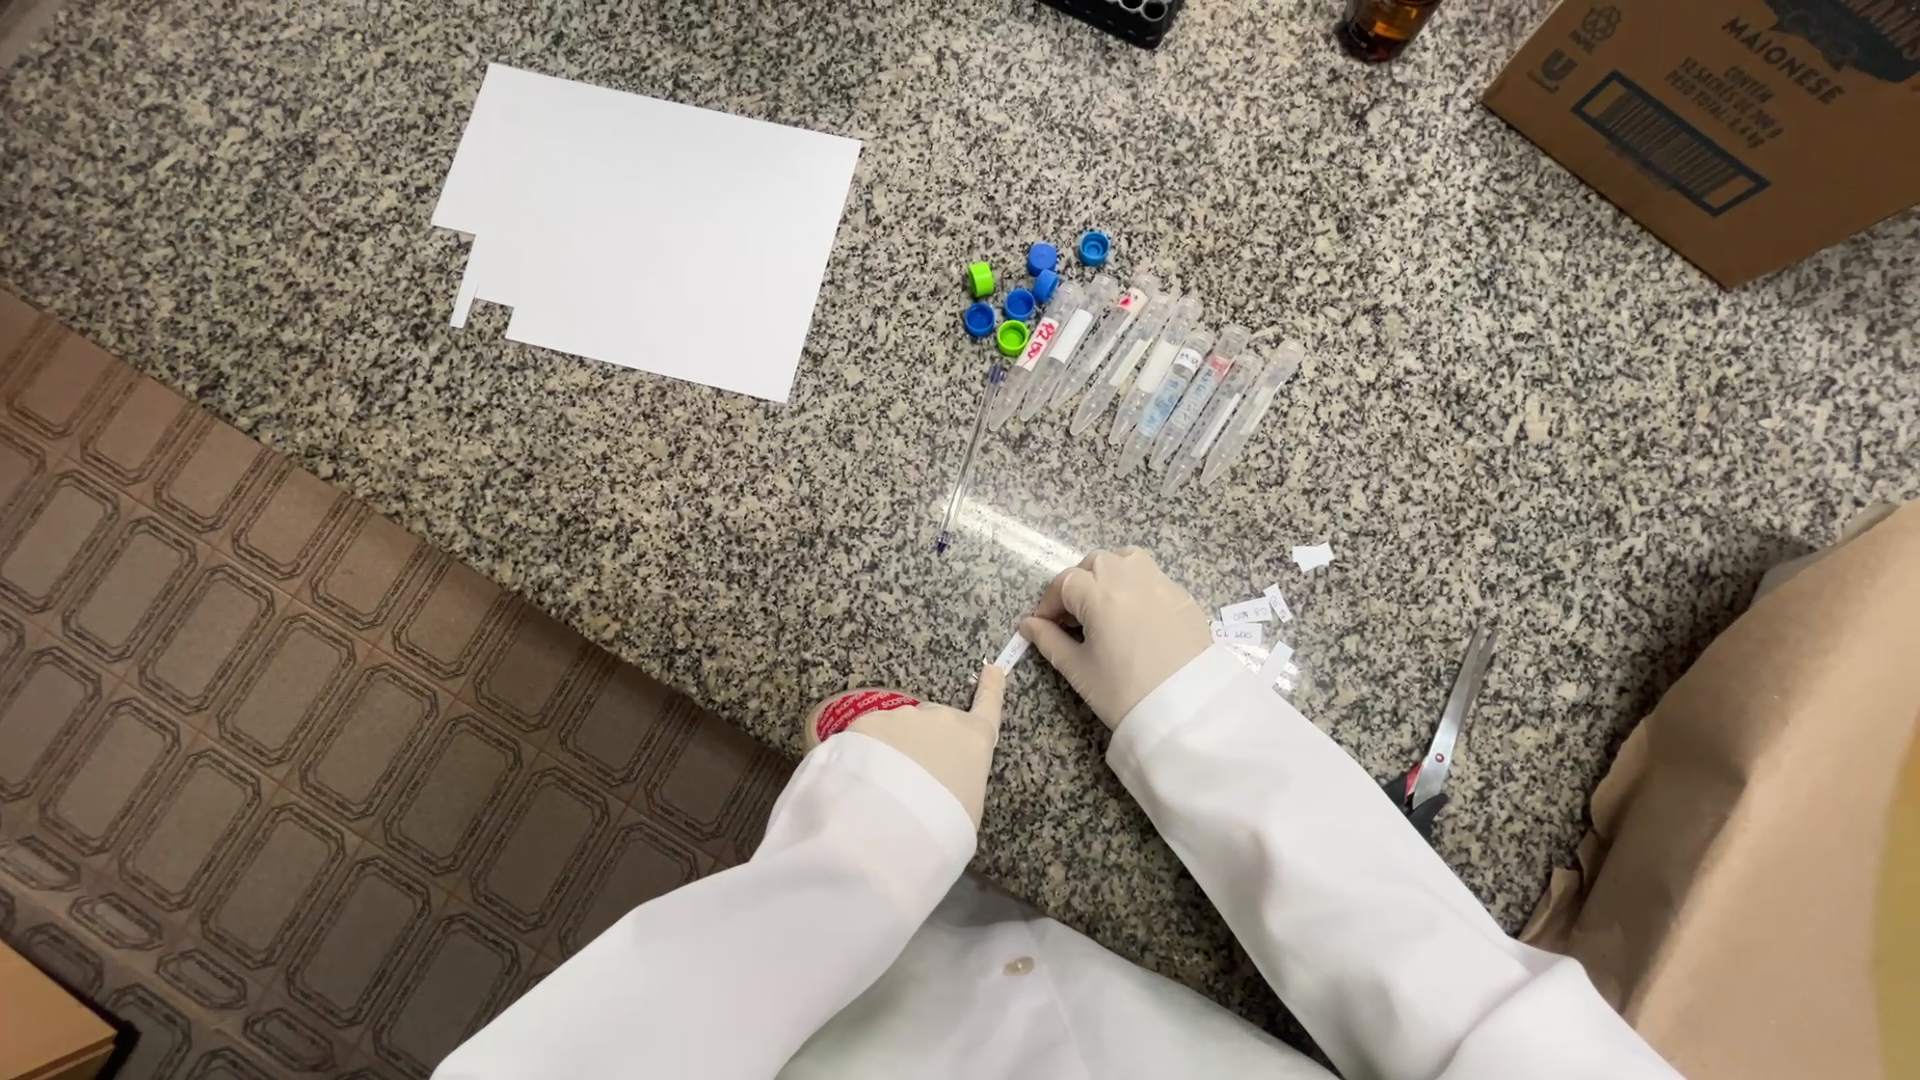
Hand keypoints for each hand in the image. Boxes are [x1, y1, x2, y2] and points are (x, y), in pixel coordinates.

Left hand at [846, 665, 1005, 827]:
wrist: (892, 822)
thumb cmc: (944, 823)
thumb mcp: (969, 807)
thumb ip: (962, 779)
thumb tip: (946, 776)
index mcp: (974, 739)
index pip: (989, 705)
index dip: (991, 687)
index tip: (993, 669)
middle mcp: (942, 718)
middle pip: (935, 724)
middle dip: (925, 743)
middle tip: (913, 779)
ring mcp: (904, 715)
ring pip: (900, 729)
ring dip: (895, 749)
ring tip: (886, 787)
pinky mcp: (869, 721)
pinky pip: (870, 736)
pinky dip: (867, 752)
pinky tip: (863, 780)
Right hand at [1020, 547, 1211, 729]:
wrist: (1188, 710)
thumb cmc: (1124, 692)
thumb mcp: (1078, 669)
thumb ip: (1049, 640)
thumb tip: (1029, 624)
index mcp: (1100, 594)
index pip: (1064, 583)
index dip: (1048, 603)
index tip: (1043, 625)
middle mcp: (1130, 577)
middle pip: (1095, 563)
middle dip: (1077, 585)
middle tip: (1072, 618)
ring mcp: (1160, 583)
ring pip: (1127, 560)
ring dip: (1108, 575)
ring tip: (1104, 606)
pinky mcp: (1183, 596)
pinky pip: (1152, 578)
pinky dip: (1136, 587)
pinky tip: (1135, 617)